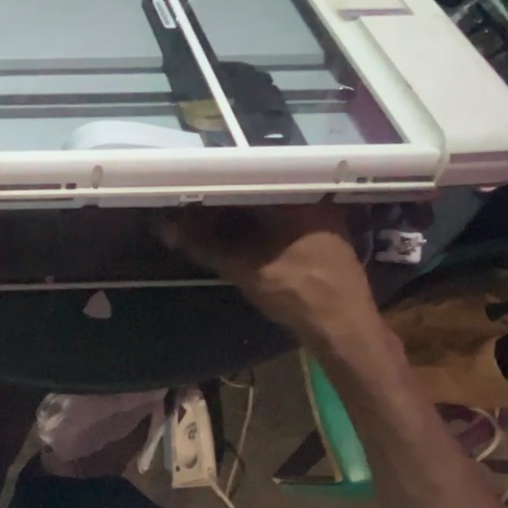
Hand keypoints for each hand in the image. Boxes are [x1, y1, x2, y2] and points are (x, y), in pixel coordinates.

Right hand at [160, 204, 374, 337]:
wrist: (342, 326)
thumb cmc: (296, 292)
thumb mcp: (244, 269)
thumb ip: (204, 246)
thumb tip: (166, 229)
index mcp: (296, 196)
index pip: (244, 181)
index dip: (211, 190)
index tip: (186, 196)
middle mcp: (311, 198)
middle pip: (257, 192)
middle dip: (223, 204)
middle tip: (192, 213)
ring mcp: (319, 217)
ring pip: (268, 208)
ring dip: (238, 217)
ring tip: (207, 224)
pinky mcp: (320, 236)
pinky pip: (281, 221)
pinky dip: (257, 227)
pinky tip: (237, 238)